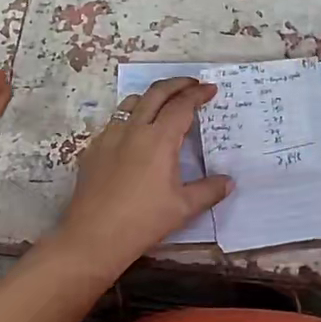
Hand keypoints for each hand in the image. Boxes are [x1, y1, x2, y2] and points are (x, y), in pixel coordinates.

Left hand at [47, 78, 231, 276]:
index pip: (182, 105)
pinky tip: (134, 134)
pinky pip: (114, 122)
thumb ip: (209, 191)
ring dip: (152, 96)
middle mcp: (134, 129)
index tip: (210, 89)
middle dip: (177, 84)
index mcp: (159, 139)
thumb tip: (228, 181)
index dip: (198, 94)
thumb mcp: (183, 208)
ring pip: (132, 103)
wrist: (92, 237)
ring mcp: (109, 137)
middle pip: (156, 93)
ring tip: (163, 102)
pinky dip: (130, 117)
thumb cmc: (143, 221)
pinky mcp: (93, 149)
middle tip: (192, 84)